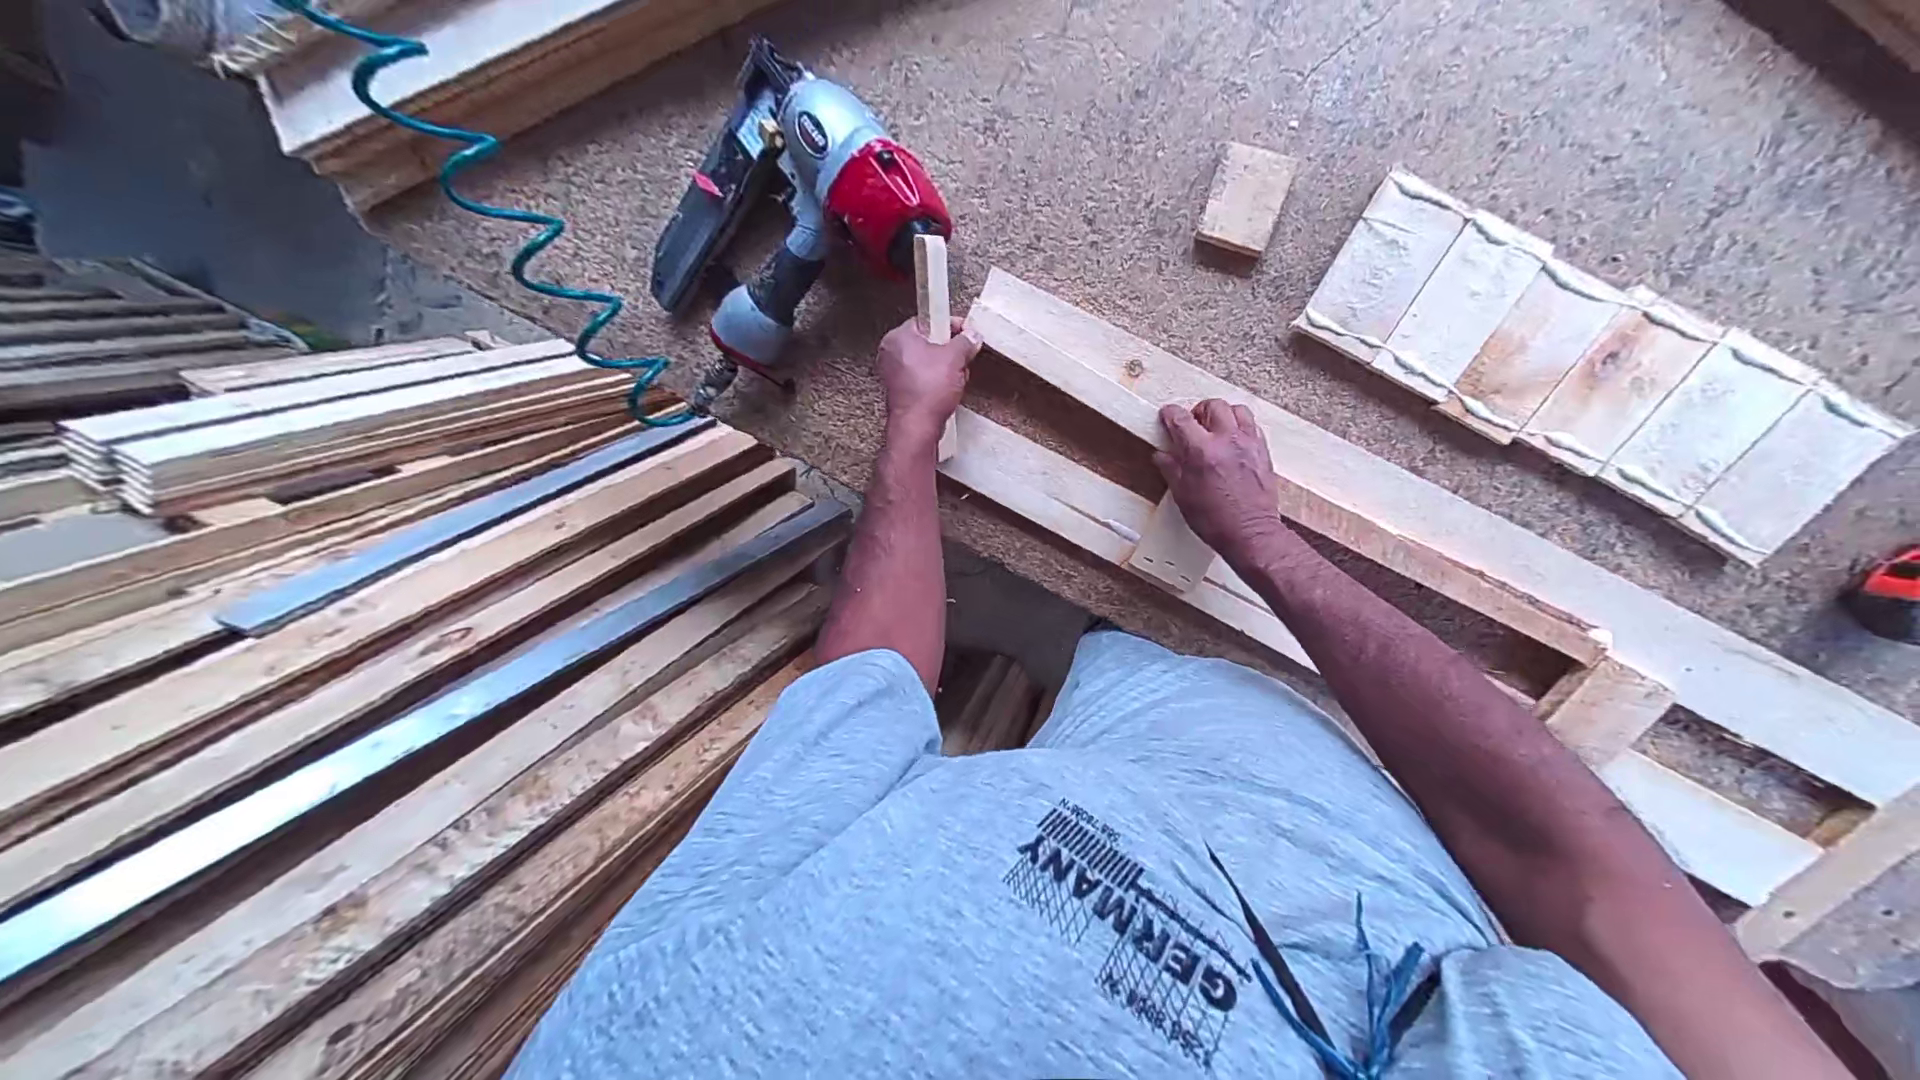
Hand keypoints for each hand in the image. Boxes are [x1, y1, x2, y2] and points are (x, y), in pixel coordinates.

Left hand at [877, 316, 981, 438]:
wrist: (918, 426)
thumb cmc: (927, 392)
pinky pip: (924, 380)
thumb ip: (965, 342)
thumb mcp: (955, 359)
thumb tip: (972, 337)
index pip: (927, 320)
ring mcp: (895, 374)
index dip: (949, 325)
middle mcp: (891, 354)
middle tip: (961, 358)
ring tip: (955, 378)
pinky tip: (947, 391)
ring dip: (945, 369)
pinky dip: (937, 383)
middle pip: (928, 342)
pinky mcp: (902, 392)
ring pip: (927, 363)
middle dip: (949, 351)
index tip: (965, 331)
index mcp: (898, 338)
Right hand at [1154, 400, 1290, 562]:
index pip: (1180, 418)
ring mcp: (1248, 444)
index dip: (1169, 414)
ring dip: (1222, 414)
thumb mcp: (1183, 495)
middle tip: (1191, 424)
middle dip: (1198, 411)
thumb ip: (1171, 469)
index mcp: (1201, 452)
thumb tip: (1162, 456)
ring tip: (1213, 428)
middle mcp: (1227, 441)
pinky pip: (1252, 425)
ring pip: (1236, 409)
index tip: (1166, 416)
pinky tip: (1231, 440)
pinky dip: (1240, 426)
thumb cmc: (1217, 520)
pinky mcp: (1263, 451)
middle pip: (1212, 405)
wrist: (1250, 534)